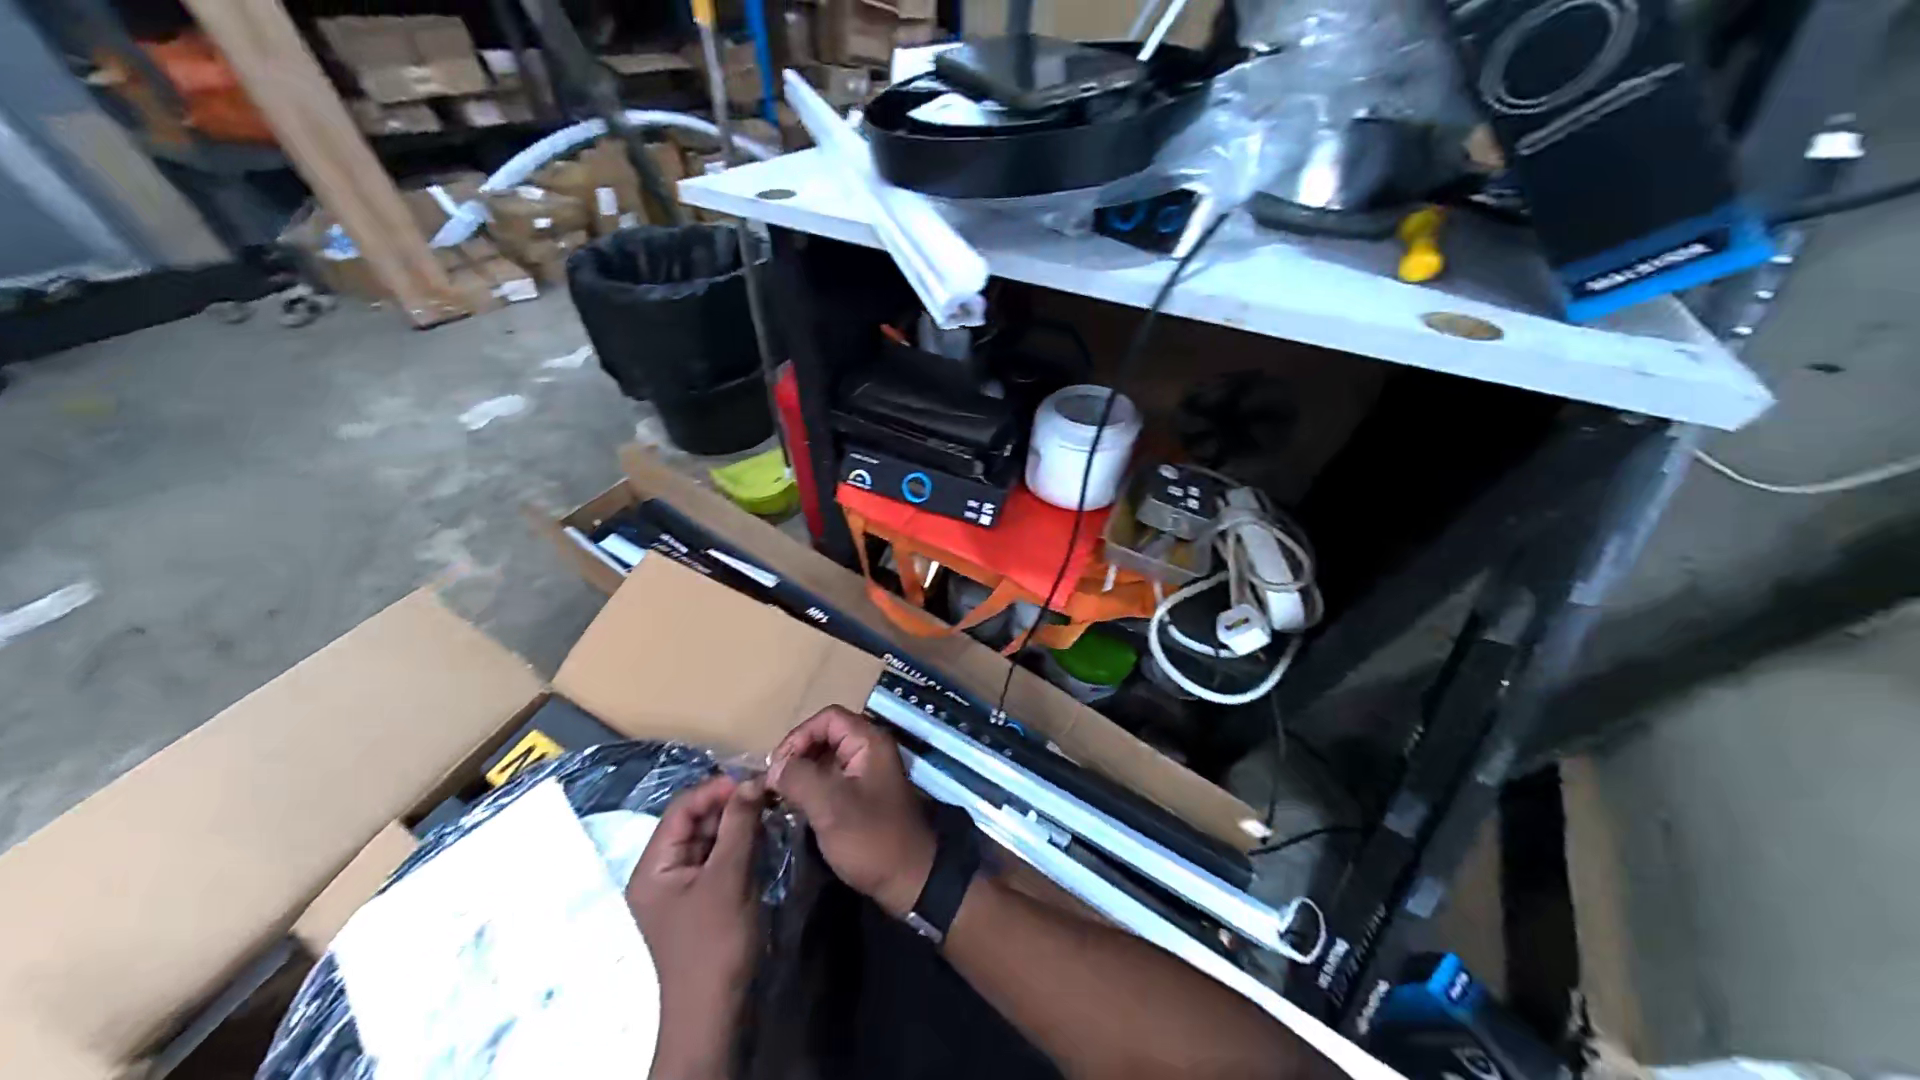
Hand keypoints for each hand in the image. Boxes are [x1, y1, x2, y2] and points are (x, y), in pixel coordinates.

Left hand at [627, 774, 763, 1078]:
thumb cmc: (714, 942)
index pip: (682, 809)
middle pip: (695, 822)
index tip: (754, 780)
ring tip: (769, 808)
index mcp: (653, 867)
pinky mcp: (702, 899)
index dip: (716, 790)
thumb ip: (740, 826)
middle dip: (729, 804)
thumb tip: (753, 782)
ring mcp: (682, 887)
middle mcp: (662, 872)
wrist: (714, 1010)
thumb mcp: (728, 877)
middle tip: (767, 792)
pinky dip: (739, 844)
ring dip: (736, 823)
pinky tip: (763, 834)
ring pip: (709, 839)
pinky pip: (718, 858)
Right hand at [768, 706, 935, 917]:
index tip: (778, 766)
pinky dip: (813, 787)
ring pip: (828, 759)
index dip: (799, 735)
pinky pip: (833, 779)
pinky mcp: (864, 796)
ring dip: (803, 772)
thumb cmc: (871, 838)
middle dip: (798, 754)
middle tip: (774, 782)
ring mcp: (868, 774)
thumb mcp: (830, 806)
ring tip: (779, 795)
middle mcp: (871, 750)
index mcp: (870, 742)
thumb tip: (774, 767)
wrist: (910, 880)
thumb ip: (798, 778)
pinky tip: (796, 807)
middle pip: (827, 735)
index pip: (828, 718)